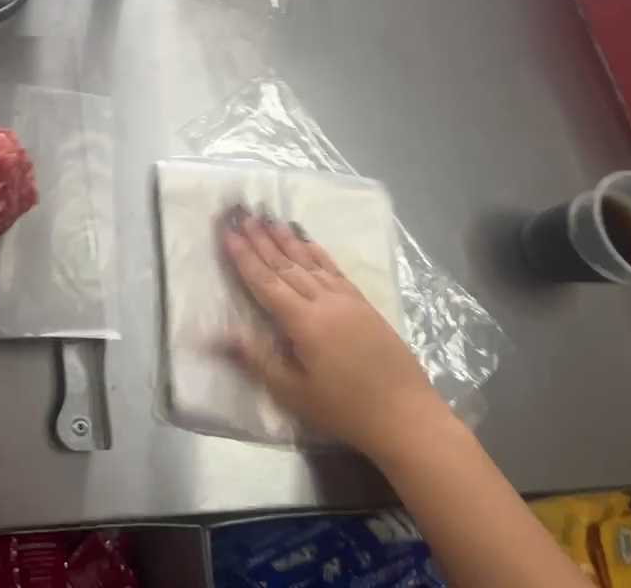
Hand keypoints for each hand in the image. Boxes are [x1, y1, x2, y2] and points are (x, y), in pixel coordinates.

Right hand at [221, 208, 451, 459]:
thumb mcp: (294, 392)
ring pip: (309, 263)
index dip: (244, 256)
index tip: (228, 232)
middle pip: (285, 265)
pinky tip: (309, 242)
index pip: (265, 281)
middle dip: (261, 239)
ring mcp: (346, 301)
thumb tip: (222, 334)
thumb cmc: (344, 409)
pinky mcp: (364, 306)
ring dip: (287, 240)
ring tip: (269, 219)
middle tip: (243, 214)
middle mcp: (323, 302)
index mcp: (303, 321)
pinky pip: (335, 271)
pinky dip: (318, 254)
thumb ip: (258, 360)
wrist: (408, 417)